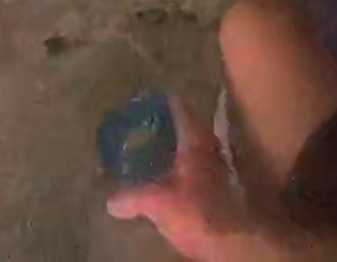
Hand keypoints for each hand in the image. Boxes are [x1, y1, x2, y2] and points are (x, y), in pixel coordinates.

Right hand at [106, 95, 252, 260]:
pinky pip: (193, 157)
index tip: (144, 101)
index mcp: (195, 137)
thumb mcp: (158, 203)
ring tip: (150, 147)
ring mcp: (213, 158)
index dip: (162, 100)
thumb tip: (110, 200)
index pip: (179, 105)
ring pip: (190, 139)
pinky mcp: (214, 177)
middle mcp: (207, 140)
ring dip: (172, 140)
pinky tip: (165, 171)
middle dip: (165, 121)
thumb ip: (133, 197)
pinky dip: (178, 158)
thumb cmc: (194, 209)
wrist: (225, 236)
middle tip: (142, 124)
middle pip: (185, 120)